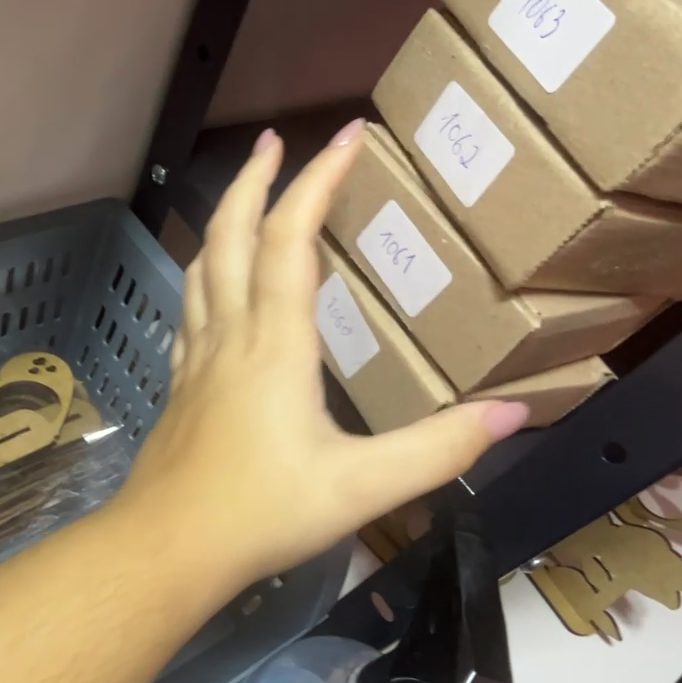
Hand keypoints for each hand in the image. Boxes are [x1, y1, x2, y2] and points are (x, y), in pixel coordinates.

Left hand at [109, 121, 528, 590]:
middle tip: (276, 142)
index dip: (317, 182)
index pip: (289, 240)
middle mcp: (229, 336)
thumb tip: (513, 414)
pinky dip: (206, 275)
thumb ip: (437, 449)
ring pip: (202, 267)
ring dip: (223, 220)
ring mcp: (196, 358)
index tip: (346, 136)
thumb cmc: (261, 513)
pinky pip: (190, 309)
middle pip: (230, 236)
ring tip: (246, 196)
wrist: (168, 546)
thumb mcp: (362, 488)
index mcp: (275, 346)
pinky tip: (214, 287)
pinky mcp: (181, 384)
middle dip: (254, 181)